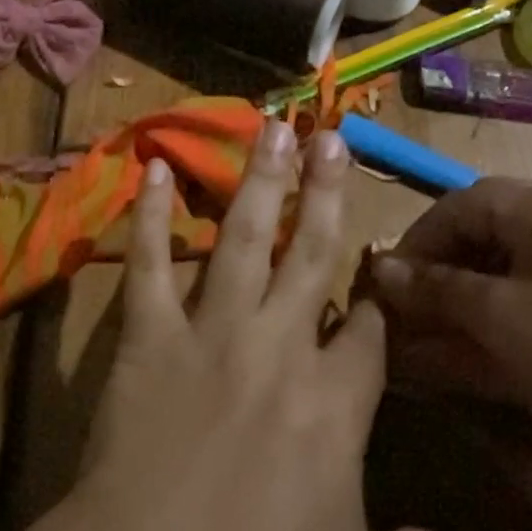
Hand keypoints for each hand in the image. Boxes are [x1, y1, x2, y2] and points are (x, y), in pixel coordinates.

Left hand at [21, 122, 385, 530]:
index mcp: (336, 400)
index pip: (371, 327)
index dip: (380, 286)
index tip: (383, 247)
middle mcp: (281, 346)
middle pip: (312, 256)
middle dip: (327, 195)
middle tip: (332, 138)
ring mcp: (212, 331)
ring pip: (245, 239)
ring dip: (260, 182)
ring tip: (273, 130)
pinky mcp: (149, 332)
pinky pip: (150, 262)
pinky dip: (148, 215)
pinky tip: (150, 169)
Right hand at [368, 178, 531, 530]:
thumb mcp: (502, 321)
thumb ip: (435, 288)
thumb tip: (378, 266)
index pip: (465, 202)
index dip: (416, 238)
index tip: (383, 281)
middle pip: (490, 237)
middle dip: (438, 277)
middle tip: (402, 314)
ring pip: (513, 277)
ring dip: (464, 307)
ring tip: (423, 343)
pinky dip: (503, 328)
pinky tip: (470, 361)